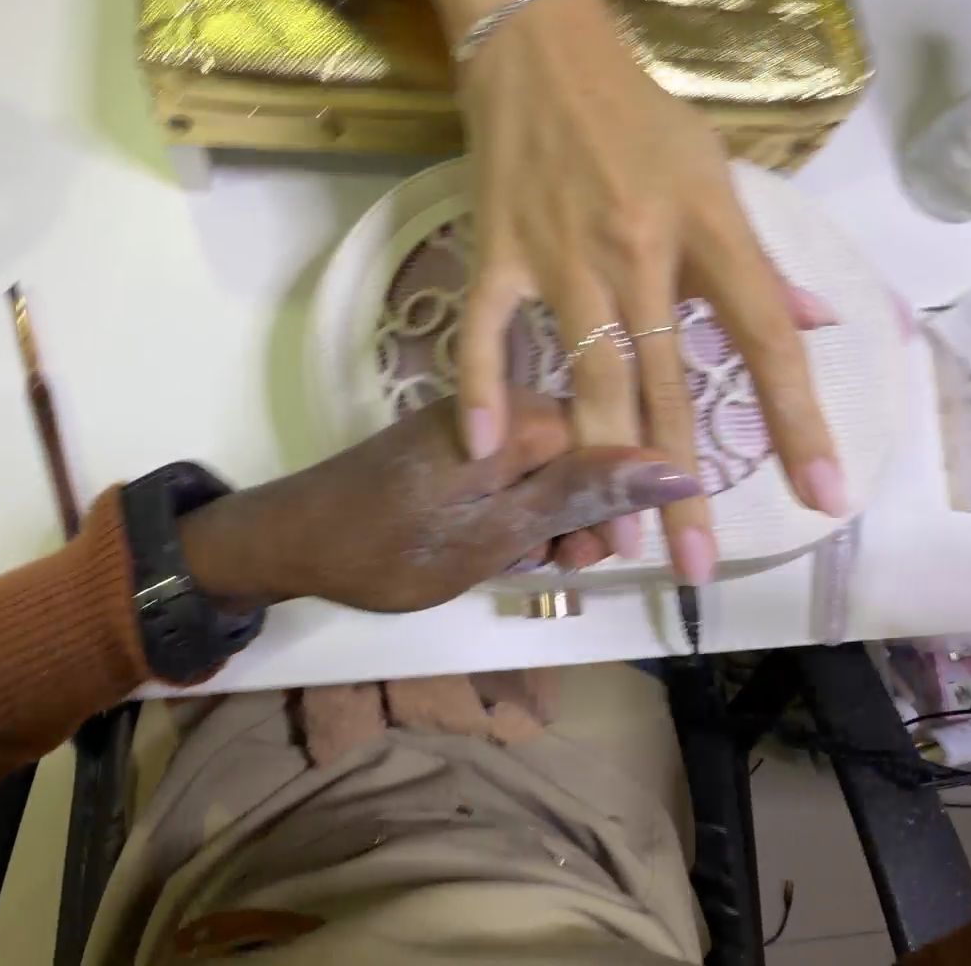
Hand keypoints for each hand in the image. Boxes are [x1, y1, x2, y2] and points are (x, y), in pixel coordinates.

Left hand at [176, 388, 699, 613]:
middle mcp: (499, 406)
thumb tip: (675, 469)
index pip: (612, 443)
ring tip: (509, 561)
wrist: (295, 539)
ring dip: (542, 522)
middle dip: (574, 517)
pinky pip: (509, 475)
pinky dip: (511, 514)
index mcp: (517, 416)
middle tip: (541, 563)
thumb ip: (581, 495)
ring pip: (545, 472)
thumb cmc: (394, 548)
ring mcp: (472, 425)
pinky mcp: (453, 446)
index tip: (583, 556)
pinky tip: (490, 546)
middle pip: (580, 456)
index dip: (612, 506)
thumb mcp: (496, 533)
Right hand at [453, 0, 843, 585]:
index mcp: (706, 229)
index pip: (763, 339)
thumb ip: (761, 260)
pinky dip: (480, 388)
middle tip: (694, 567)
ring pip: (583, 376)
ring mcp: (560, 256)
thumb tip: (818, 322)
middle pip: (668, 385)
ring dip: (593, 465)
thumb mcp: (716, 172)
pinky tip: (480, 452)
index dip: (796, 420)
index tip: (819, 496)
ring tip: (604, 541)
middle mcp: (638, 252)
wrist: (540, 50)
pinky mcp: (494, 254)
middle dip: (681, 484)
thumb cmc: (637, 114)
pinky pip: (485, 332)